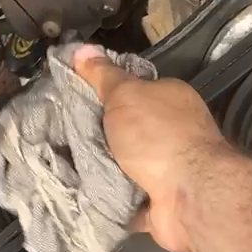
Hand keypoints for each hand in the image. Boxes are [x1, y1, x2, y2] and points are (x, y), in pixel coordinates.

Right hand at [74, 47, 237, 251]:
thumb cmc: (160, 137)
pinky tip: (82, 194)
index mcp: (170, 100)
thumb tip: (83, 49)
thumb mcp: (125, 95)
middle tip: (63, 136)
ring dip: (101, 170)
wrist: (189, 196)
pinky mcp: (158, 202)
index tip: (73, 100)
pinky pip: (125, 198)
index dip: (104, 95)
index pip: (134, 91)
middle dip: (98, 137)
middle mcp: (172, 133)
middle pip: (126, 131)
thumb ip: (104, 75)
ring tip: (65, 165)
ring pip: (124, 167)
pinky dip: (108, 198)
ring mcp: (167, 170)